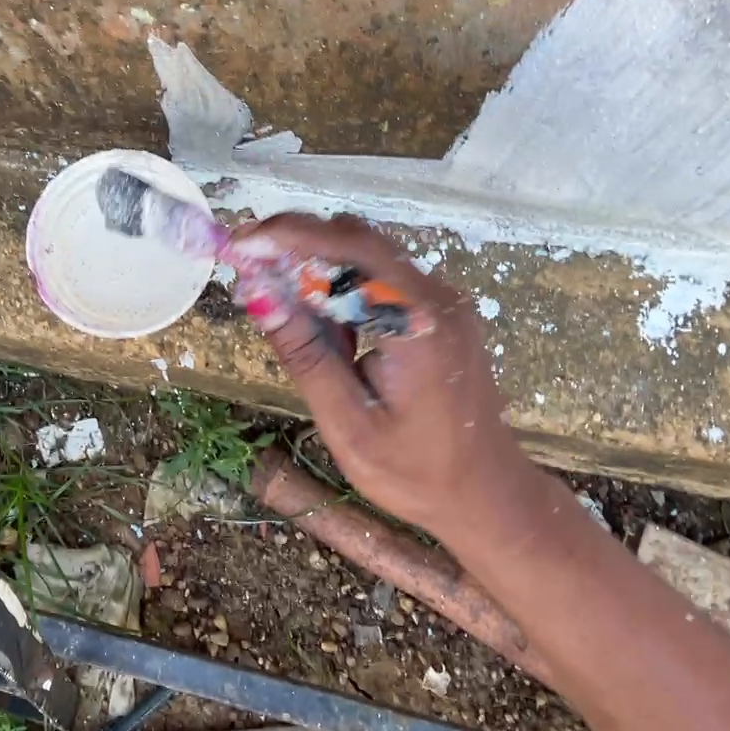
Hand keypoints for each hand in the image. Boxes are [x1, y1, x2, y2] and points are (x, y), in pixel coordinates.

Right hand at [228, 214, 540, 536]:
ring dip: (315, 259)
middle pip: (358, 241)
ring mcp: (443, 300)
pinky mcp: (438, 310)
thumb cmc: (416, 473)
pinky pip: (381, 276)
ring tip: (268, 283)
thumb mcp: (348, 424)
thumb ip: (306, 355)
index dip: (292, 235)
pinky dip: (339, 280)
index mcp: (419, 324)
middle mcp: (437, 298)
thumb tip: (259, 294)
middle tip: (246, 260)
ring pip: (367, 253)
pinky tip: (313, 310)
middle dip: (296, 241)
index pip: (351, 250)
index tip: (243, 240)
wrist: (487, 495)